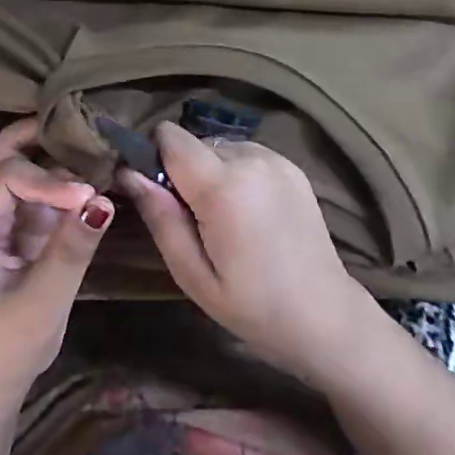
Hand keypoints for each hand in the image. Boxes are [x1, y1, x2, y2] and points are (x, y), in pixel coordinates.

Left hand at [0, 118, 114, 392]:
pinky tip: (100, 171)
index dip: (49, 180)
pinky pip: (49, 181)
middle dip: (45, 137)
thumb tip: (103, 201)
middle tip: (88, 133)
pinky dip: (72, 172)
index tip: (89, 194)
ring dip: (61, 152)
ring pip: (28, 157)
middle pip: (9, 149)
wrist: (1, 369)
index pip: (8, 177)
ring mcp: (7, 207)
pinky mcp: (29, 216)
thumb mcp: (44, 301)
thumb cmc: (12, 339)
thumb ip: (70, 250)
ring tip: (100, 150)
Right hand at [117, 123, 380, 385]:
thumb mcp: (193, 275)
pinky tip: (249, 213)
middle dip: (184, 172)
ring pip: (217, 146)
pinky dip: (236, 174)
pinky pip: (243, 154)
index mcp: (223, 186)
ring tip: (226, 219)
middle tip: (197, 220)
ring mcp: (275, 158)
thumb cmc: (254, 307)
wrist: (327, 319)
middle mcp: (250, 158)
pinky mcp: (291, 165)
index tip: (161, 195)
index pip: (169, 136)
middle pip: (193, 142)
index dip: (155, 159)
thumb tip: (127, 171)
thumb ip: (159, 217)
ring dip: (210, 172)